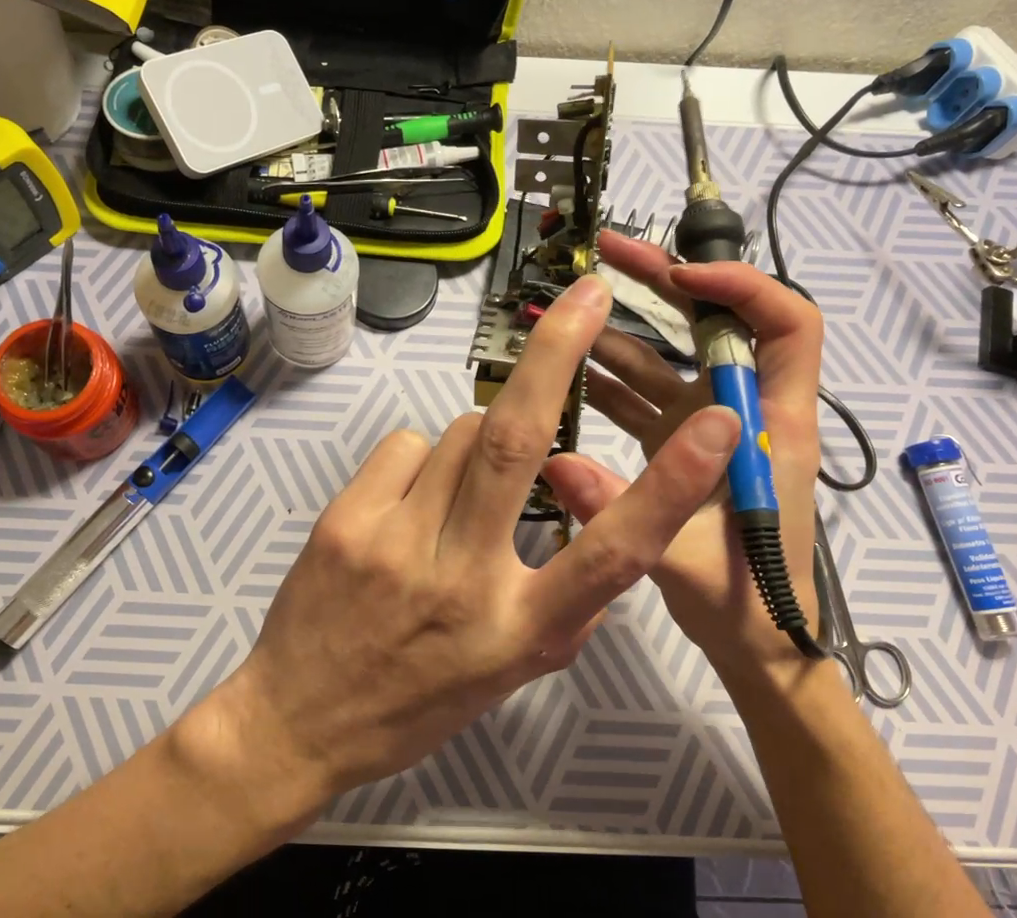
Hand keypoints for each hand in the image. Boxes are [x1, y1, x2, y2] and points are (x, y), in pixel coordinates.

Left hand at [190, 275, 739, 802]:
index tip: (717, 426)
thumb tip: (604, 545)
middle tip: (587, 296)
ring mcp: (395, 543)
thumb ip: (562, 611)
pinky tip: (406, 505)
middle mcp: (462, 579)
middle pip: (515, 443)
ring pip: (458, 434)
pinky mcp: (347, 520)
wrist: (299, 720)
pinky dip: (422, 459)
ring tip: (458, 494)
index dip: (668, 487)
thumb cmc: (415, 703)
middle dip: (557, 355)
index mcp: (518, 630)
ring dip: (479, 441)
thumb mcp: (507, 676)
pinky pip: (406, 447)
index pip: (609, 555)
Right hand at [552, 231, 823, 676]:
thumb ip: (623, 512)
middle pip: (719, 324)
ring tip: (569, 303)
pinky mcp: (685, 447)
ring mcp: (713, 427)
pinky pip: (647, 397)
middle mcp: (748, 412)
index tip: (678, 278)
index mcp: (776, 427)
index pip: (787, 328)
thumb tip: (555, 466)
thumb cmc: (746, 603)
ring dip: (625, 328)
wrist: (758, 645)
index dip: (742, 288)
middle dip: (664, 282)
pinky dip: (610, 378)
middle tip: (607, 250)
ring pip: (676, 356)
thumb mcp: (683, 559)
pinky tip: (567, 370)